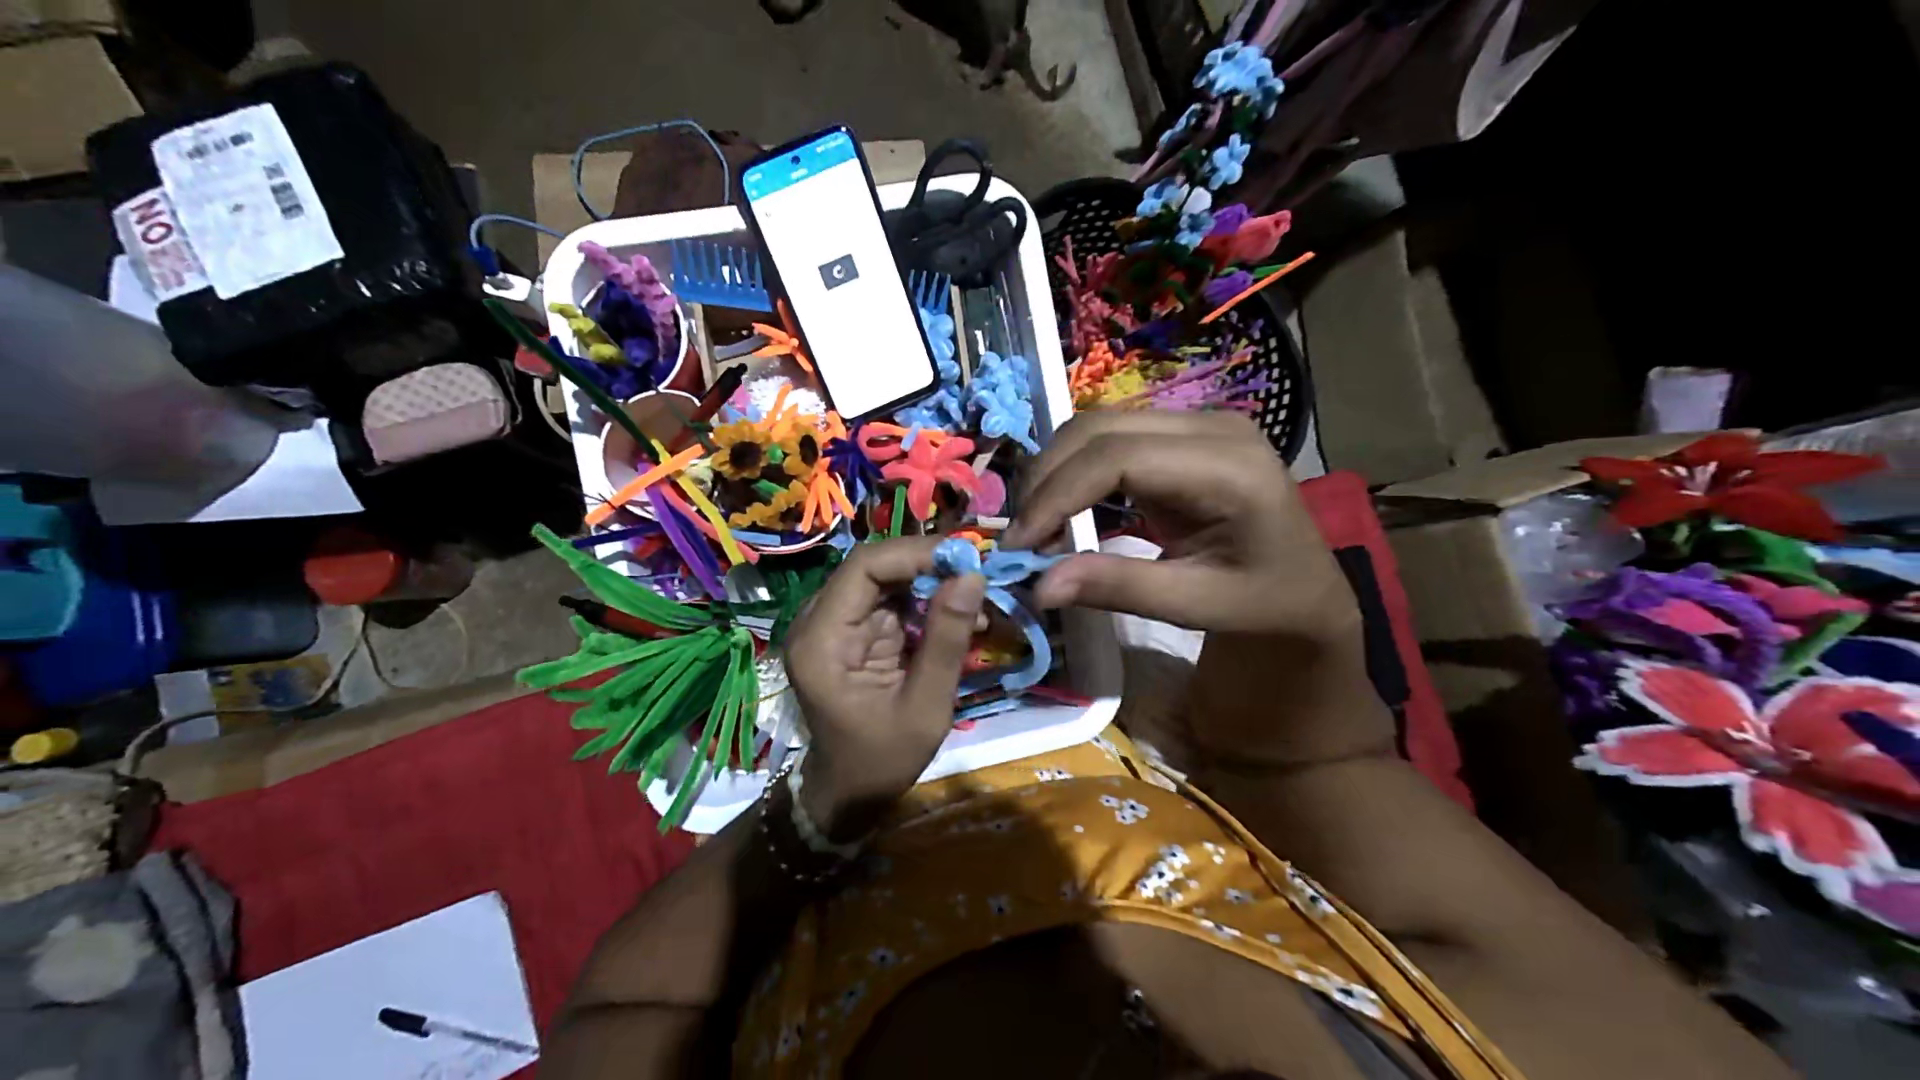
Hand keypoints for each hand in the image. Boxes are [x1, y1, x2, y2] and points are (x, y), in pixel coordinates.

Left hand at [783, 537, 986, 838]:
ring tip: (977, 601)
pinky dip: (925, 602)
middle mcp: (818, 621)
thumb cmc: (882, 759)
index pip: (864, 567)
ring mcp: (832, 624)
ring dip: (932, 583)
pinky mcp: (849, 631)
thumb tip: (972, 576)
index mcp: (822, 640)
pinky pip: (889, 599)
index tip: (966, 560)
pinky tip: (959, 615)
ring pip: (885, 579)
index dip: (915, 554)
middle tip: (979, 576)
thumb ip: (946, 640)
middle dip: (929, 566)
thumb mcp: (925, 707)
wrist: (849, 791)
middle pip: (873, 567)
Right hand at [1004, 411, 1391, 766]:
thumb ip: (1118, 588)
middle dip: (1045, 480)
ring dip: (1054, 472)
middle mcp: (1213, 427)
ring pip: (1095, 425)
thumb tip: (1036, 585)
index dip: (1057, 495)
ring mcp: (1196, 423)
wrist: (1304, 591)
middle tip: (1019, 538)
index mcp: (1230, 468)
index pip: (1118, 458)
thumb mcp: (1195, 605)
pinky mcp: (1179, 434)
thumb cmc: (1262, 604)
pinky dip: (1073, 471)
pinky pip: (1108, 438)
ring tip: (1036, 527)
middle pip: (1098, 428)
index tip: (1018, 544)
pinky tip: (1062, 511)